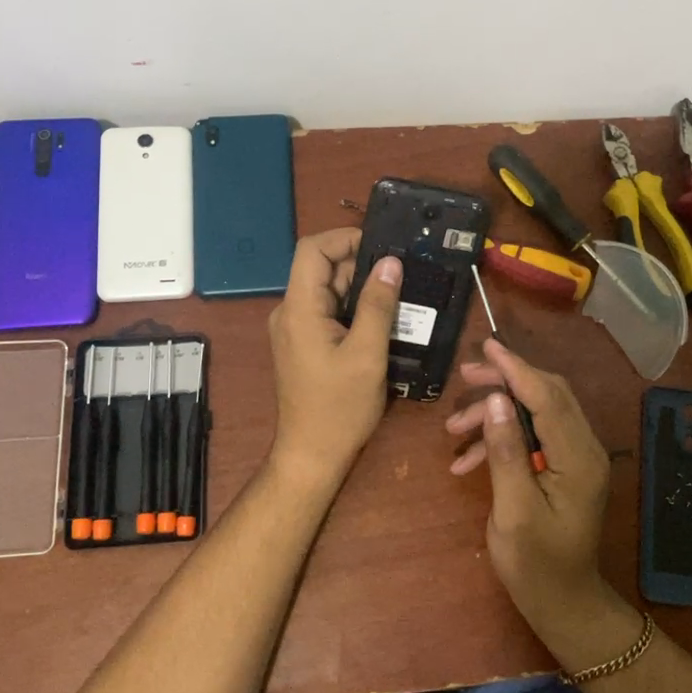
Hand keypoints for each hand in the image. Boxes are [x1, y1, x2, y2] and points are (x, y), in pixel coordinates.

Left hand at [266, 228, 403, 485]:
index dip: (344, 238)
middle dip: (360, 264)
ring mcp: (294, 329)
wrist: (312, 455)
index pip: (312, 250)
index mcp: (299, 309)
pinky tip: (382, 319)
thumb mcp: (368, 354)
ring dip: (360, 288)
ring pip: (327, 291)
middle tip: (401, 273)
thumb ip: (378, 305)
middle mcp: (290, 312)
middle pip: (321, 269)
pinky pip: (327, 312)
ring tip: (399, 295)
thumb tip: (390, 262)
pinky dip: (353, 308)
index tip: (383, 246)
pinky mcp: (303, 345)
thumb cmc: (340, 408)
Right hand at [444, 339, 613, 624]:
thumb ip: (507, 452)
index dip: (515, 369)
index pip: (548, 397)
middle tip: (463, 379)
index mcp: (578, 458)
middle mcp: (584, 449)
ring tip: (452, 430)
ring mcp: (575, 459)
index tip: (486, 347)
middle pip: (546, 395)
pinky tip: (466, 461)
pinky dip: (501, 439)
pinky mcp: (564, 469)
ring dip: (496, 414)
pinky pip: (533, 437)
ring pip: (536, 413)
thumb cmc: (537, 565)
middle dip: (503, 383)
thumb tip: (497, 401)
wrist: (563, 603)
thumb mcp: (514, 510)